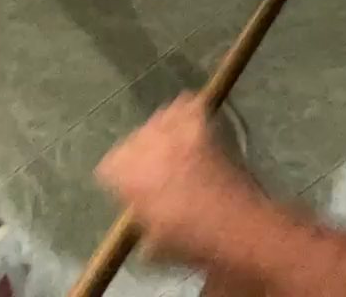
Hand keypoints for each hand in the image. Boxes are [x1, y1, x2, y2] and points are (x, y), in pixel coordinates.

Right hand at [95, 93, 273, 263]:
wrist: (236, 223)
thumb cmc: (191, 241)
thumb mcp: (152, 240)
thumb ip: (137, 213)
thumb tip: (136, 203)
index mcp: (130, 176)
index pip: (109, 164)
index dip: (118, 176)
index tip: (126, 185)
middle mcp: (147, 146)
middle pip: (133, 138)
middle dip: (139, 152)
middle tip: (152, 169)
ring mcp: (176, 129)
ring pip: (158, 119)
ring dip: (162, 132)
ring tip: (173, 148)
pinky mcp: (202, 120)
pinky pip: (186, 104)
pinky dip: (186, 113)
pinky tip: (191, 130)